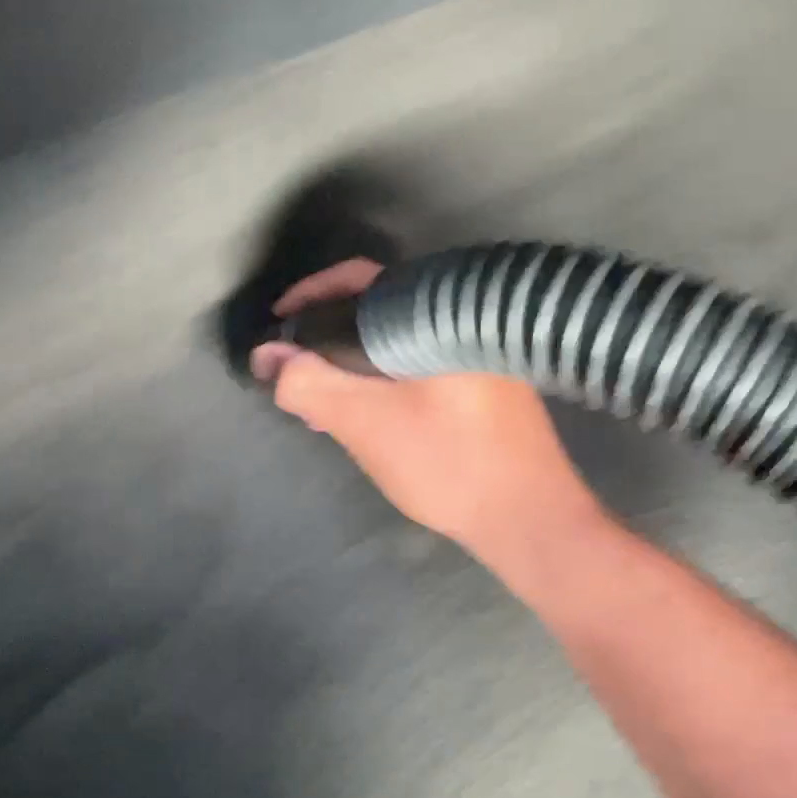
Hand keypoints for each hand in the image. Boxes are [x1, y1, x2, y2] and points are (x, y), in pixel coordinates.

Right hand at [250, 258, 603, 557]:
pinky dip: (384, 375)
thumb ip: (309, 383)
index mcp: (436, 312)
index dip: (310, 295)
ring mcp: (477, 350)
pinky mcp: (484, 379)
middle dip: (327, 336)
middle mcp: (460, 319)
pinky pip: (419, 360)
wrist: (531, 519)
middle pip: (376, 307)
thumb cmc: (449, 463)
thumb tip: (265, 354)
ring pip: (396, 338)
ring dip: (353, 361)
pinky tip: (366, 413)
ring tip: (321, 401)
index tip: (277, 324)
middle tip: (294, 370)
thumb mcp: (365, 424)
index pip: (360, 278)